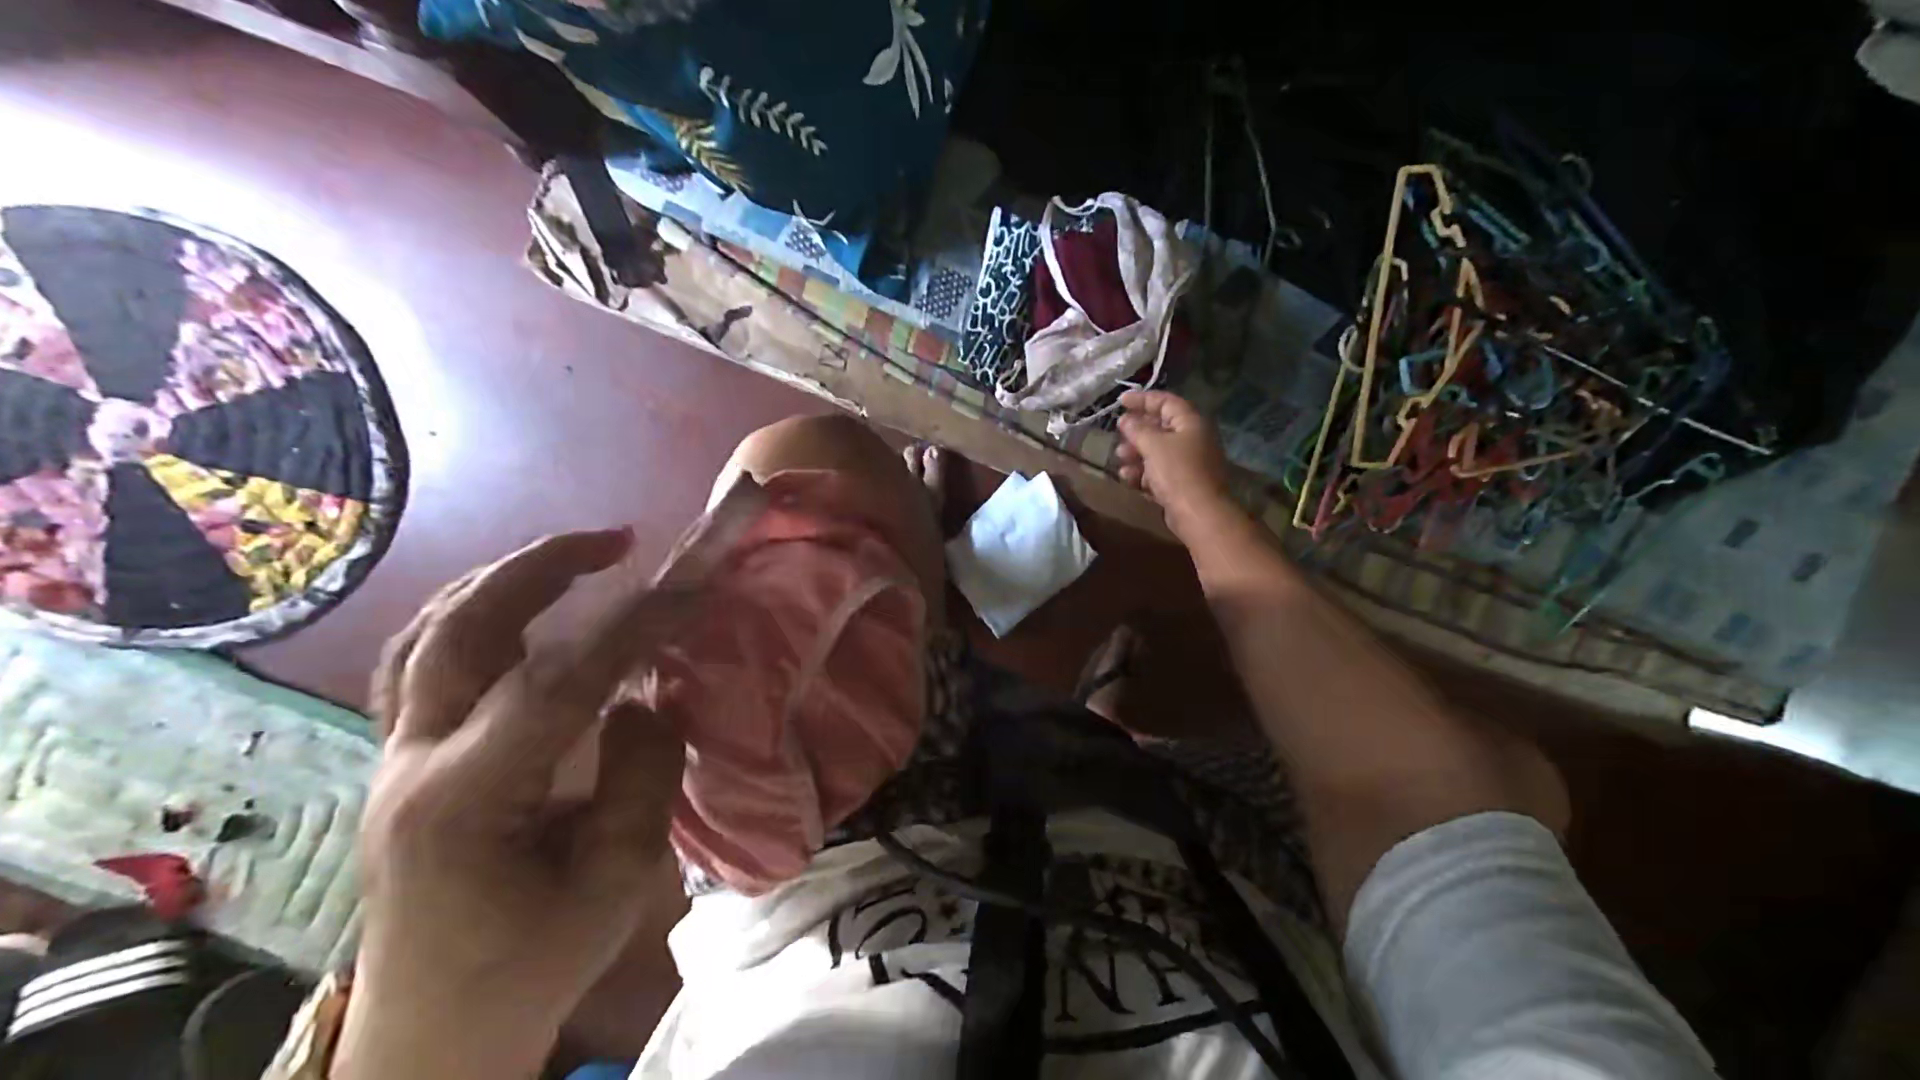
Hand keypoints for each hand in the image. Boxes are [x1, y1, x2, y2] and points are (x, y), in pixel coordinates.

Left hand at [337, 529, 689, 1079]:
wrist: (433, 1032)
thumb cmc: (531, 965)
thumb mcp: (615, 882)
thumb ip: (640, 776)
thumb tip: (644, 701)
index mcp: (463, 799)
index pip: (556, 680)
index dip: (631, 625)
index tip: (692, 589)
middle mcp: (411, 760)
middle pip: (463, 630)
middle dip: (541, 568)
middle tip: (615, 539)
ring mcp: (392, 756)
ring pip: (429, 635)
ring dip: (503, 581)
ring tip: (571, 559)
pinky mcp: (399, 761)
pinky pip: (421, 664)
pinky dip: (471, 617)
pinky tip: (516, 609)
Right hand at [1115, 390, 1236, 536]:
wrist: (1198, 513)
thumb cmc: (1177, 472)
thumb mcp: (1153, 445)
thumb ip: (1137, 429)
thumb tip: (1126, 420)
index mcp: (1190, 423)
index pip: (1166, 402)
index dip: (1142, 399)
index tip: (1120, 402)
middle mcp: (1192, 439)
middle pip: (1160, 427)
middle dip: (1136, 431)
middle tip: (1118, 434)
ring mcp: (1188, 462)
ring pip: (1157, 451)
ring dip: (1136, 454)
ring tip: (1120, 459)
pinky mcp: (1181, 483)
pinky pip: (1158, 472)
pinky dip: (1143, 473)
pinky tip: (1128, 478)